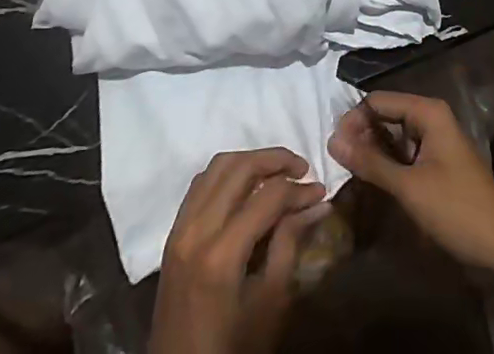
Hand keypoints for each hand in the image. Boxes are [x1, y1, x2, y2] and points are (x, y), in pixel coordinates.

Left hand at [150, 149, 329, 353]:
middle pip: (238, 168)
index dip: (300, 189)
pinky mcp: (172, 235)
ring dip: (249, 161)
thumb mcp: (270, 302)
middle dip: (275, 160)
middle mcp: (195, 231)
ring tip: (277, 173)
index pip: (268, 196)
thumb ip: (290, 244)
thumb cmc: (233, 348)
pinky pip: (200, 186)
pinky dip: (226, 176)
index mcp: (221, 254)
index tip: (322, 191)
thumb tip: (318, 204)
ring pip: (215, 168)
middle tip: (302, 168)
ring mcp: (178, 230)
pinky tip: (246, 189)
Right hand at [327, 93, 493, 275]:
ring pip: (391, 136)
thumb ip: (370, 162)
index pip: (378, 101)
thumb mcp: (409, 187)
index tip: (331, 148)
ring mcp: (434, 143)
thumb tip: (332, 140)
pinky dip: (384, 164)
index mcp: (429, 112)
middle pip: (385, 115)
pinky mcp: (434, 165)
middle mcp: (431, 119)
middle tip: (335, 163)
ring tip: (346, 172)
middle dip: (360, 134)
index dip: (353, 119)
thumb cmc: (456, 211)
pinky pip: (402, 155)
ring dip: (370, 151)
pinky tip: (368, 179)